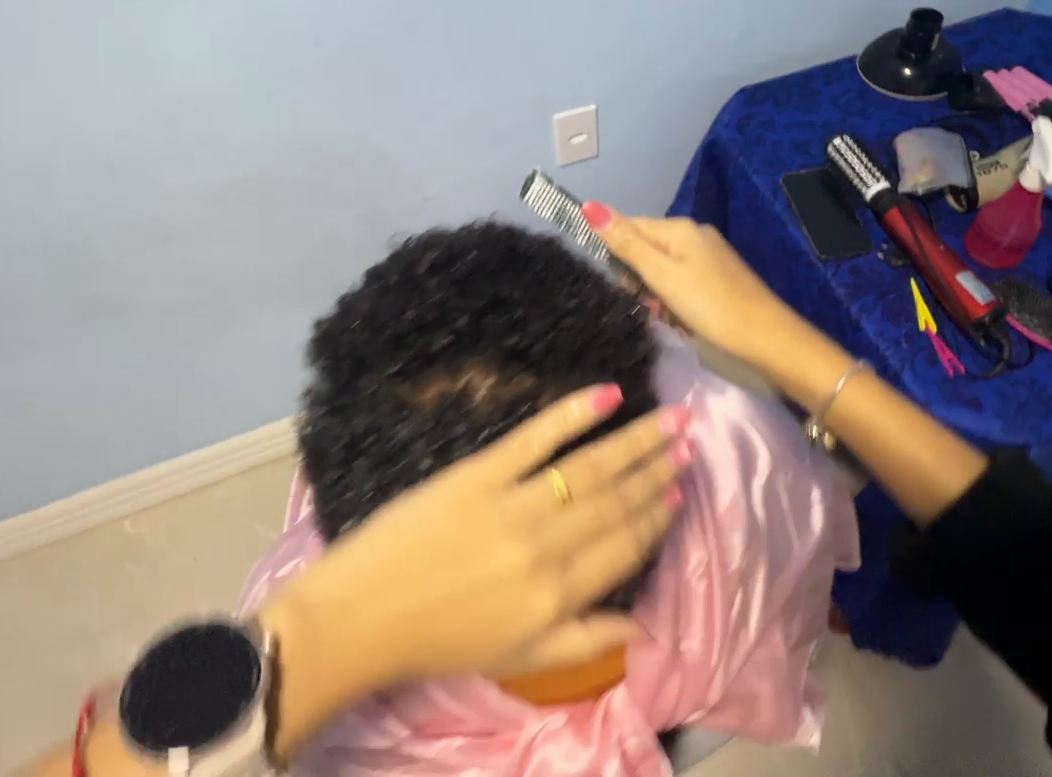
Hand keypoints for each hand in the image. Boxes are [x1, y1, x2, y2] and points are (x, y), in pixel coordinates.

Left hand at [258, 385, 689, 753]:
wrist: (360, 615)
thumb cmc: (440, 640)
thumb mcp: (520, 657)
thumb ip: (587, 639)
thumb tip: (646, 626)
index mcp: (560, 596)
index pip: (625, 546)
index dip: (657, 517)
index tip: (681, 491)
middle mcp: (549, 547)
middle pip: (617, 500)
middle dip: (658, 469)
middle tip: (690, 441)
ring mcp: (514, 504)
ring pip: (591, 468)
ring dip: (636, 441)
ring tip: (672, 419)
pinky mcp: (479, 473)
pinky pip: (535, 438)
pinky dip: (574, 413)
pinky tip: (608, 394)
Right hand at [582, 204, 803, 370]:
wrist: (765, 336)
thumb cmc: (709, 305)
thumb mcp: (662, 275)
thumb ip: (626, 244)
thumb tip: (589, 206)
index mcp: (679, 228)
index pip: (630, 226)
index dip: (614, 252)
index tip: (612, 283)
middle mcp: (694, 235)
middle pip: (646, 249)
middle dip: (638, 279)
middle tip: (645, 305)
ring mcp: (709, 256)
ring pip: (663, 269)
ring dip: (656, 293)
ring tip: (664, 316)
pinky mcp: (717, 277)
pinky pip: (681, 282)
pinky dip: (674, 300)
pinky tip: (681, 319)